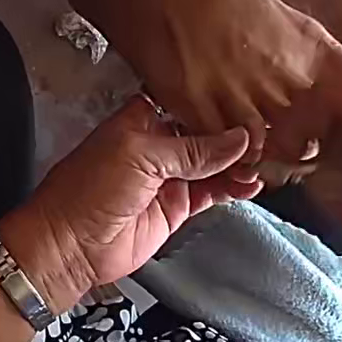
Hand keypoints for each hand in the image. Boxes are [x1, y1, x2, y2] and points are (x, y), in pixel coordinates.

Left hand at [0, 99, 263, 309]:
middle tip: (269, 131)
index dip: (212, 99)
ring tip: (265, 160)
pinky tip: (251, 184)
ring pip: (211, 164)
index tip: (248, 96)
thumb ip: (192, 149)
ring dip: (237, 163)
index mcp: (138, 121)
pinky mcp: (176, 207)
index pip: (182, 100)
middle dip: (233, 133)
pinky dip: (231, 189)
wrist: (72, 245)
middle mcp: (155, 145)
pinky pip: (210, 193)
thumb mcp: (140, 156)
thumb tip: (238, 138)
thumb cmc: (89, 190)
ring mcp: (167, 177)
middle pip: (202, 133)